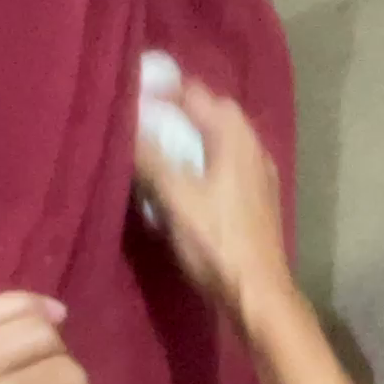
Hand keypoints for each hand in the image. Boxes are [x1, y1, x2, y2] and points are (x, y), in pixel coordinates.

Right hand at [133, 83, 297, 332]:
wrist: (258, 292)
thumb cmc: (217, 243)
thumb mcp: (175, 196)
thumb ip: (149, 156)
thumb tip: (123, 122)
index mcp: (235, 135)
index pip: (193, 92)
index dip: (160, 90)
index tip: (127, 97)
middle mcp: (253, 146)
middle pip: (210, 113)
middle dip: (175, 113)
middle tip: (139, 122)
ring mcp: (259, 174)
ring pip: (219, 141)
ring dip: (189, 139)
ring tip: (155, 150)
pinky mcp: (258, 199)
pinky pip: (226, 166)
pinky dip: (203, 163)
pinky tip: (183, 181)